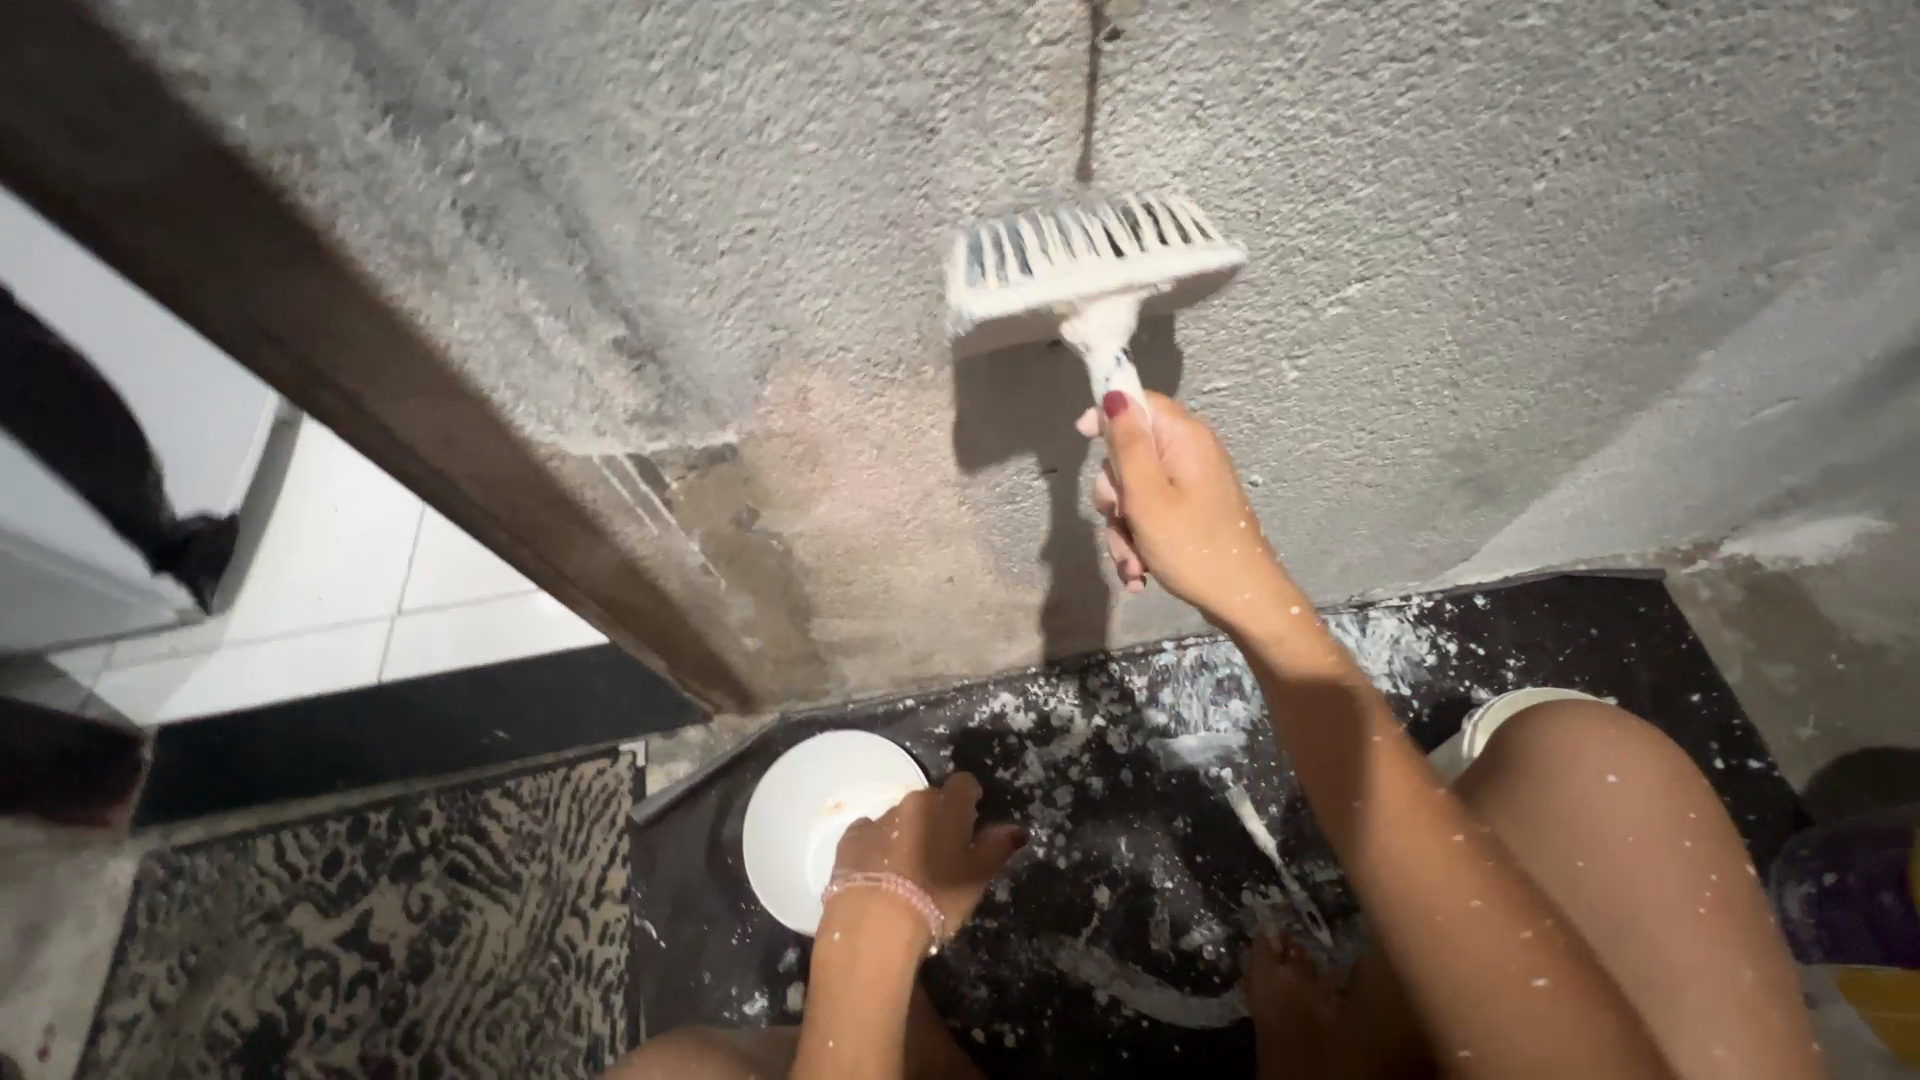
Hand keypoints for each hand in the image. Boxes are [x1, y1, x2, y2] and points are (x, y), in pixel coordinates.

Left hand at [830, 772, 1025, 938]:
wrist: (874, 922)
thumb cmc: (937, 898)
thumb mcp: (978, 877)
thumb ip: (997, 847)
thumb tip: (1015, 828)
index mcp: (947, 805)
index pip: (964, 784)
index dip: (970, 800)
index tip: (972, 822)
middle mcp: (912, 802)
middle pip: (931, 801)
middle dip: (938, 819)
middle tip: (943, 854)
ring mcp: (878, 818)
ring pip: (900, 818)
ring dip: (908, 834)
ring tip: (909, 871)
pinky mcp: (850, 839)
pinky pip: (869, 834)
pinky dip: (877, 847)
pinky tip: (879, 873)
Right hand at [1077, 389, 1286, 626]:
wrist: (1242, 600)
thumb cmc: (1192, 546)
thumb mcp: (1147, 496)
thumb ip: (1127, 444)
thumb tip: (1113, 394)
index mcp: (1184, 438)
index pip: (1139, 402)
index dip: (1107, 414)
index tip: (1081, 439)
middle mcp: (1189, 453)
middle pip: (1129, 454)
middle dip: (1114, 495)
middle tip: (1119, 519)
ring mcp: (1191, 484)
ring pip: (1134, 492)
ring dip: (1123, 528)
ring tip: (1133, 562)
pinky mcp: (1191, 511)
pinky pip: (1150, 514)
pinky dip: (1139, 540)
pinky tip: (1139, 571)